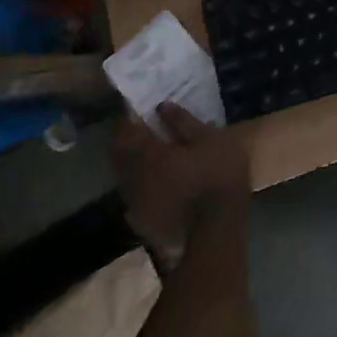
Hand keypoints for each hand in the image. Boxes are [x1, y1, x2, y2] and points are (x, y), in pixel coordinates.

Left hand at [112, 104, 250, 261]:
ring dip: (133, 165)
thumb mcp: (210, 139)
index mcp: (146, 153)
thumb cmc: (217, 176)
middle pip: (119, 154)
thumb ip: (184, 122)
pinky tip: (159, 186)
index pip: (124, 130)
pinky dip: (143, 187)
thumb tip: (162, 106)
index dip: (127, 118)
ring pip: (125, 176)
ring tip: (151, 158)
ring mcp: (135, 201)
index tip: (136, 111)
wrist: (217, 230)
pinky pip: (135, 197)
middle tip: (142, 132)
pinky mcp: (142, 222)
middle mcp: (133, 176)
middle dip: (127, 141)